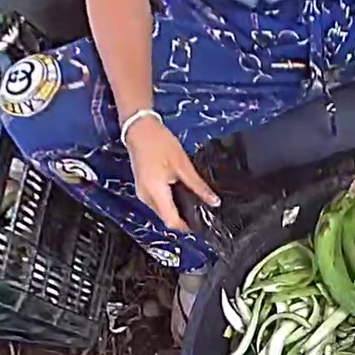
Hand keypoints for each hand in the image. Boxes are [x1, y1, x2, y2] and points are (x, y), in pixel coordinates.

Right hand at [124, 114, 217, 231]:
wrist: (139, 128)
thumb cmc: (160, 143)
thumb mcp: (183, 165)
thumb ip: (198, 186)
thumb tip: (214, 202)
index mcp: (155, 192)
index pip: (171, 221)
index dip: (186, 227)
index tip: (201, 225)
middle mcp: (146, 196)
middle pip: (166, 218)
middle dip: (183, 219)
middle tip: (201, 213)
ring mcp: (142, 192)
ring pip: (162, 211)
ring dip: (176, 211)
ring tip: (194, 204)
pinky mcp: (142, 187)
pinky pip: (157, 202)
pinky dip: (169, 203)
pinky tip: (181, 195)